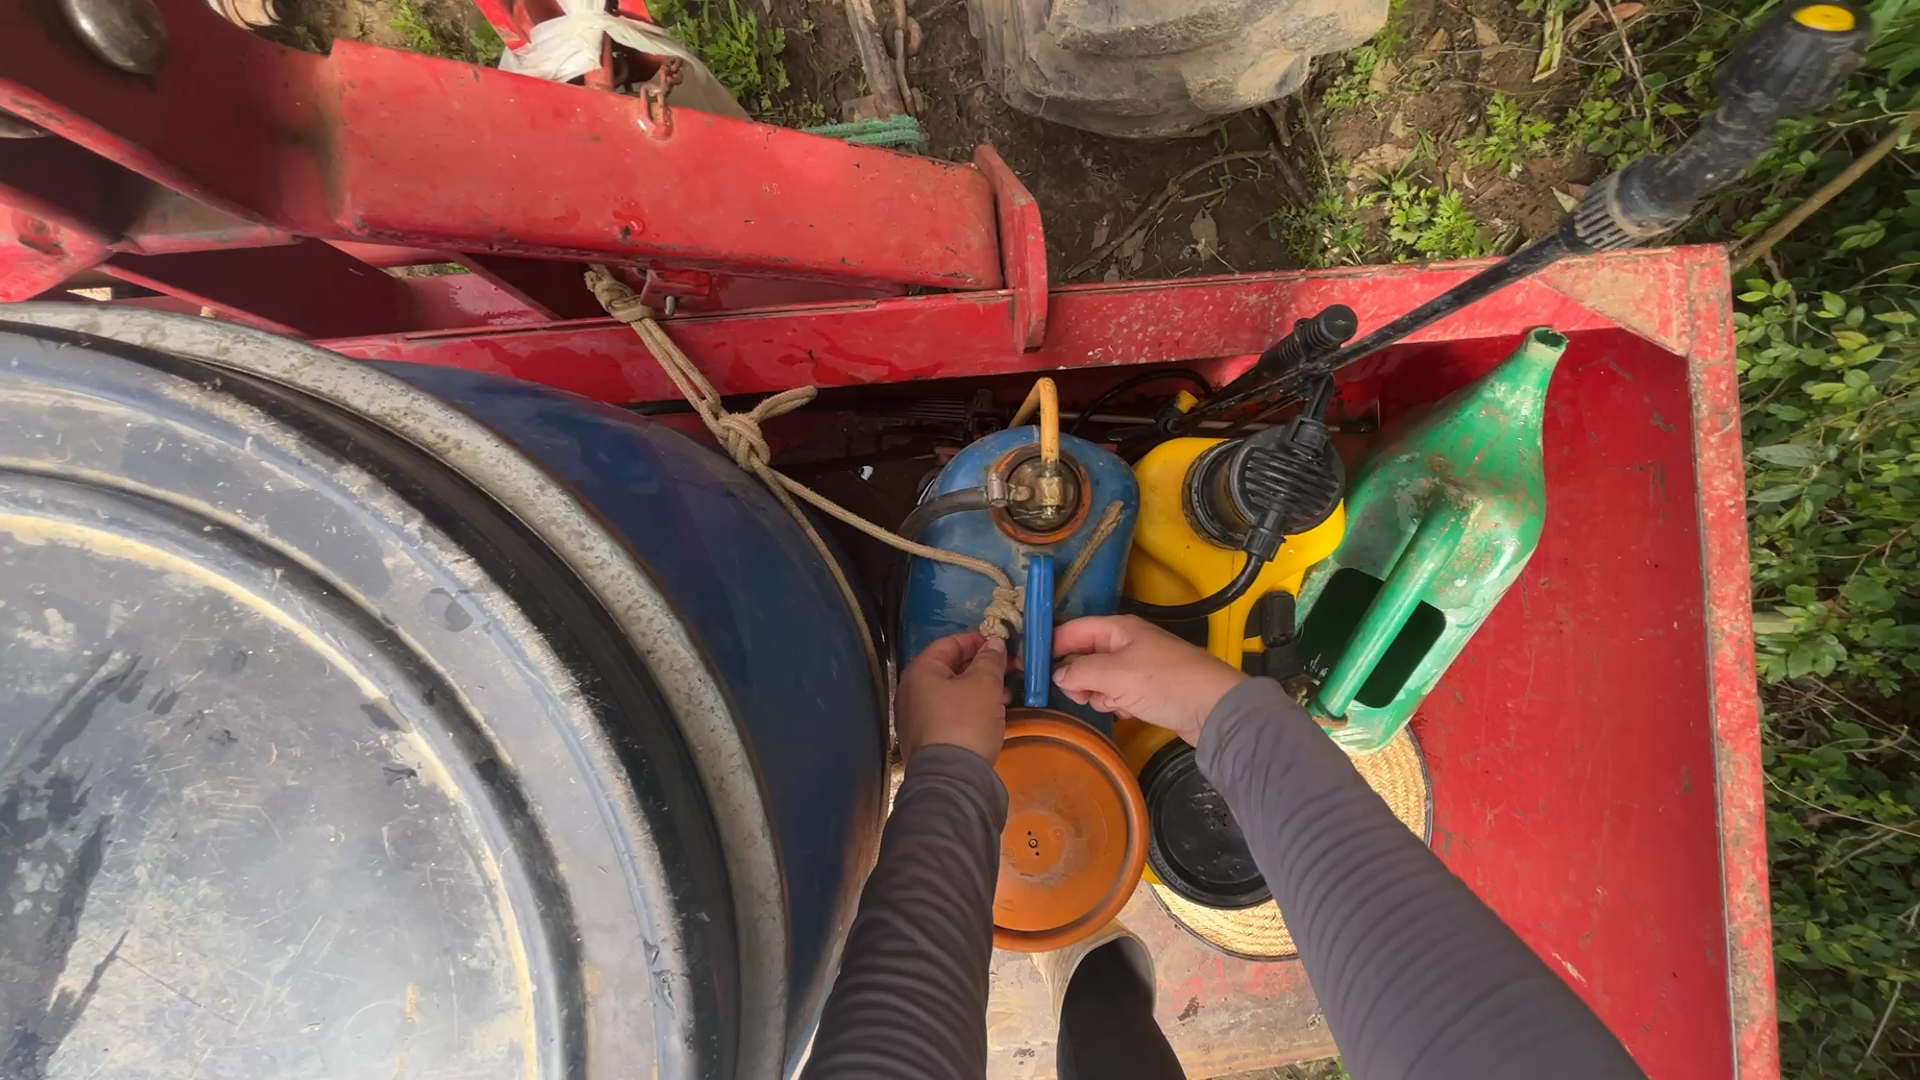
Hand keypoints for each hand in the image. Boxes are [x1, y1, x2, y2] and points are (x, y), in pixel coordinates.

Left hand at [896, 632, 1008, 763]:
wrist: (951, 778)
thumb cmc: (966, 721)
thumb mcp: (985, 684)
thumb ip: (990, 659)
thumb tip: (993, 643)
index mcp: (921, 671)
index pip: (949, 643)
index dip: (976, 641)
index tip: (1000, 644)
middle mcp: (912, 690)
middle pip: (950, 668)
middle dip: (982, 667)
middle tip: (1008, 669)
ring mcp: (916, 716)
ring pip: (952, 692)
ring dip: (980, 689)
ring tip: (1006, 695)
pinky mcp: (925, 738)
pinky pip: (950, 712)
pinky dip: (970, 708)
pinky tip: (992, 714)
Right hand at [1052, 615, 1246, 745]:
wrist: (1214, 709)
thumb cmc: (1164, 682)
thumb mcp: (1115, 674)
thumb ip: (1080, 672)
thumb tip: (1057, 675)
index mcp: (1118, 629)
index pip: (1072, 630)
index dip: (1051, 645)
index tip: (1031, 667)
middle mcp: (1126, 643)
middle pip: (1084, 655)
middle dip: (1076, 676)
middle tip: (1079, 695)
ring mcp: (1138, 666)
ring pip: (1099, 677)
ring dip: (1097, 692)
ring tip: (1109, 704)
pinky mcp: (1148, 689)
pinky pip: (1117, 692)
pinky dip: (1115, 702)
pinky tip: (1124, 711)